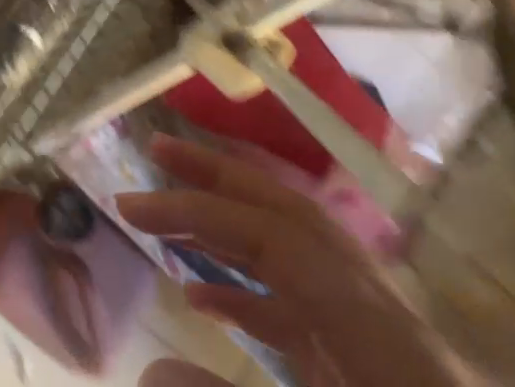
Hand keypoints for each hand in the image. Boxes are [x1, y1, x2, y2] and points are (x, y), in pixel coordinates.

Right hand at [115, 136, 481, 386]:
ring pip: (302, 256)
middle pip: (299, 221)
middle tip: (156, 150)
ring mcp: (381, 344)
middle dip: (223, 179)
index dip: (200, 212)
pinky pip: (304, 305)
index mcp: (382, 336)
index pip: (279, 239)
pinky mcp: (372, 369)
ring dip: (229, 227)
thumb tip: (148, 370)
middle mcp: (386, 322)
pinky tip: (197, 296)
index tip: (128, 207)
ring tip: (164, 217)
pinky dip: (246, 287)